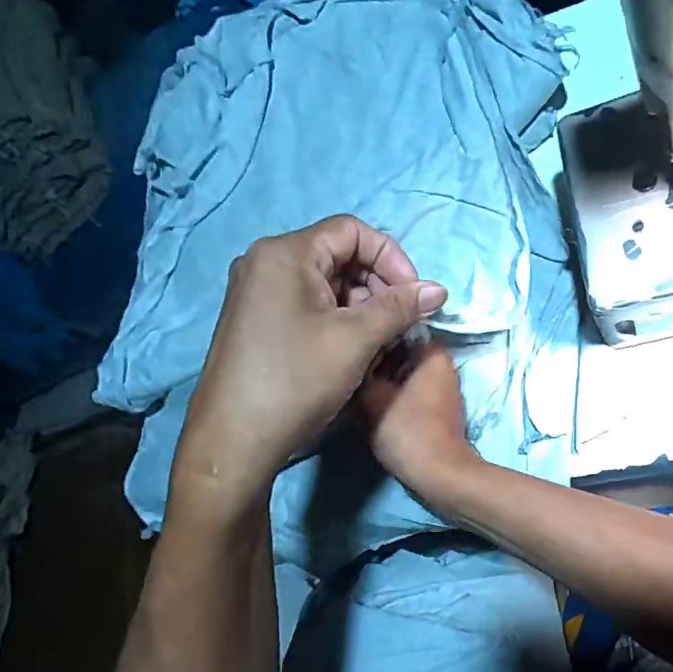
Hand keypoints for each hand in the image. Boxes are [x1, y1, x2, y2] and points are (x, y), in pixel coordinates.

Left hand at [175, 215, 447, 506]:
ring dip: (362, 308)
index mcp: (285, 254)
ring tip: (380, 345)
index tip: (414, 296)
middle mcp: (266, 263)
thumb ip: (399, 307)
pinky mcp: (258, 320)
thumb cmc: (296, 381)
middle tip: (400, 325)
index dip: (392, 258)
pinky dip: (339, 321)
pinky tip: (354, 354)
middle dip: (378, 286)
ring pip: (327, 284)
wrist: (234, 440)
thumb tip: (438, 289)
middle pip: (339, 256)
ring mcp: (258, 293)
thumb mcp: (356, 339)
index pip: (352, 231)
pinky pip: (309, 305)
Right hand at [357, 343, 480, 505]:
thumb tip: (353, 360)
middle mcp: (444, 366)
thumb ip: (361, 371)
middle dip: (377, 364)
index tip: (350, 351)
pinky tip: (374, 408)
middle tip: (350, 374)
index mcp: (434, 353)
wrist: (438, 474)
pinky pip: (411, 394)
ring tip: (358, 391)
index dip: (371, 340)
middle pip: (401, 355)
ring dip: (384, 383)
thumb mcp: (372, 397)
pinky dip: (395, 398)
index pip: (396, 331)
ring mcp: (444, 390)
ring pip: (404, 376)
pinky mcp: (439, 411)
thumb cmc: (407, 429)